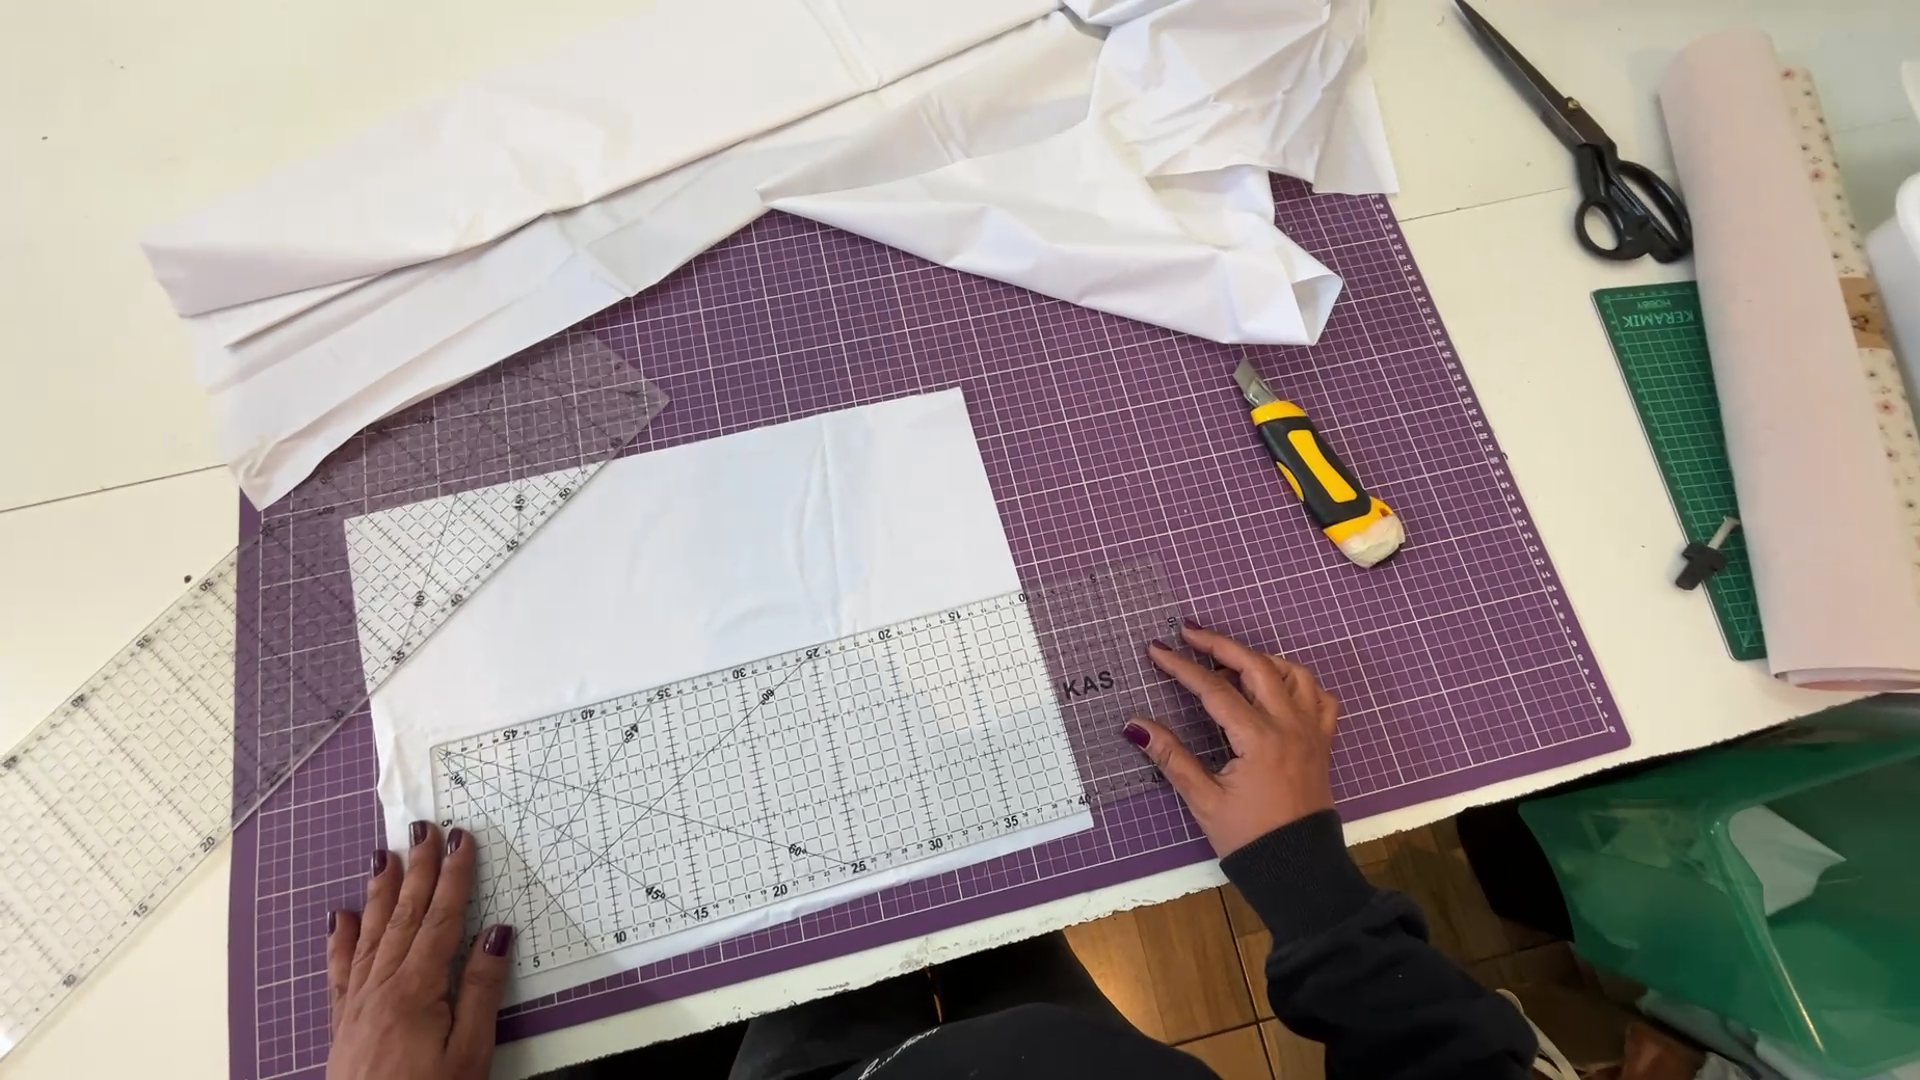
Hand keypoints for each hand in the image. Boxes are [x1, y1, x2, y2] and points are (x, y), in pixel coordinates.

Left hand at [327, 821, 513, 1079]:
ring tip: (383, 856)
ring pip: (371, 935)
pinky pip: (341, 972)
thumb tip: (496, 932)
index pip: (440, 918)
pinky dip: (340, 941)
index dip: (454, 876)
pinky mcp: (344, 1025)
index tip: (461, 838)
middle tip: (422, 828)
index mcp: (416, 990)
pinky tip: (340, 917)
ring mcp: (357, 1006)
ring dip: (380, 892)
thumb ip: (482, 989)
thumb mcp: (469, 1050)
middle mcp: (381, 989)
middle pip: (403, 916)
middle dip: (417, 869)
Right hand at [1125, 621, 1339, 856]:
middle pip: (1256, 666)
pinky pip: (1318, 697)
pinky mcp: (1322, 743)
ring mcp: (1312, 732)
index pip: (1214, 689)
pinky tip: (1274, 688)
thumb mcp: (1204, 800)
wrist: (1302, 873)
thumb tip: (1134, 725)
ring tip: (1230, 663)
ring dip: (1259, 659)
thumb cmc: (1250, 839)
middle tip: (1189, 633)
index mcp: (1259, 739)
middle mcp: (1290, 726)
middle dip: (1219, 644)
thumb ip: (1171, 757)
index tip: (1157, 648)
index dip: (1181, 666)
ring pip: (1293, 673)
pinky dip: (1296, 682)